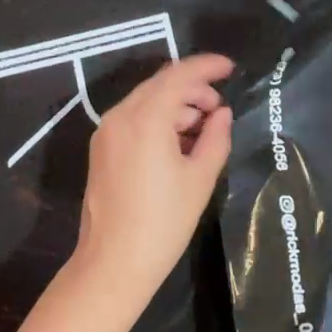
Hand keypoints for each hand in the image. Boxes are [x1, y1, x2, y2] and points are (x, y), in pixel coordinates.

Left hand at [74, 54, 235, 300]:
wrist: (113, 263)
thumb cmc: (163, 222)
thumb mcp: (200, 178)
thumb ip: (216, 137)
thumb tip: (221, 113)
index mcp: (146, 118)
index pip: (180, 75)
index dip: (207, 67)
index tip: (230, 68)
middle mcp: (121, 116)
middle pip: (161, 84)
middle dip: (193, 88)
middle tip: (219, 108)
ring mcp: (106, 132)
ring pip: (146, 100)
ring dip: (176, 105)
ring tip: (203, 128)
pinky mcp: (101, 149)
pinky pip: (134, 119)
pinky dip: (158, 119)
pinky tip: (179, 141)